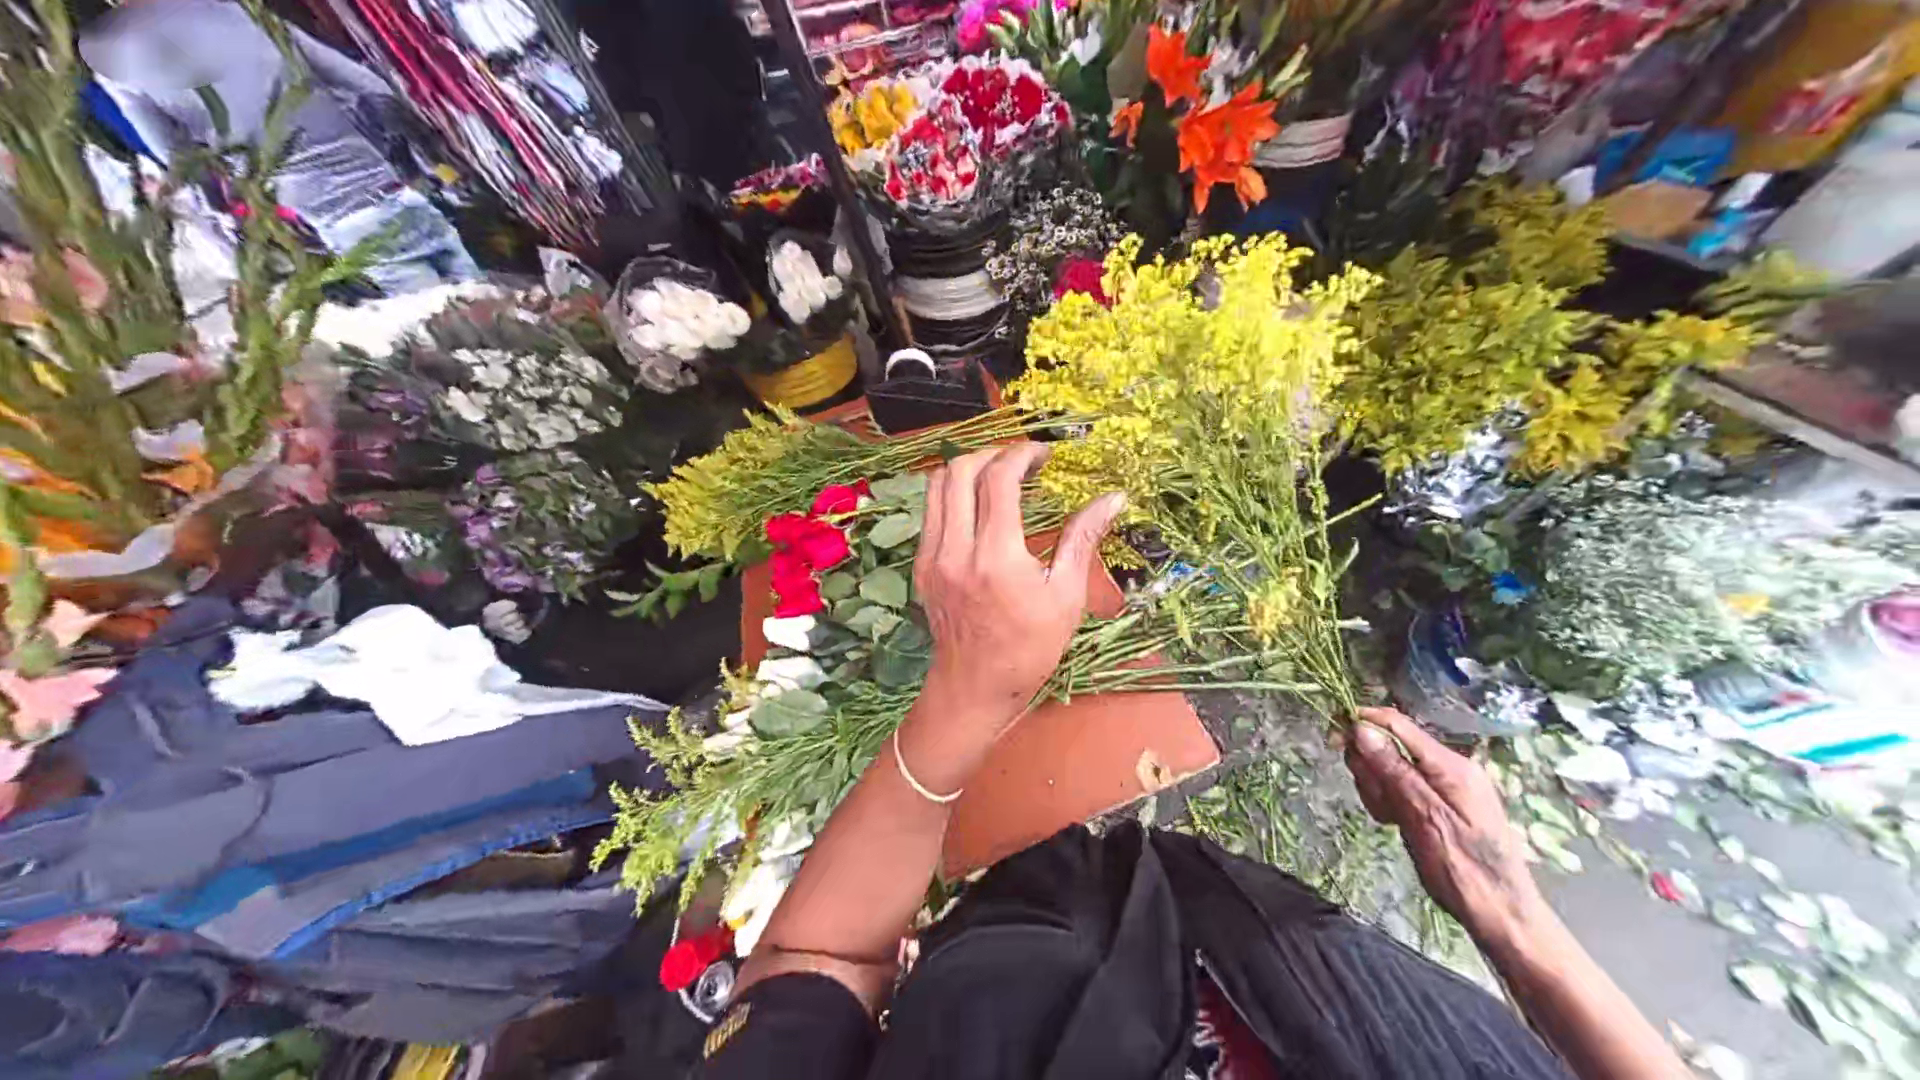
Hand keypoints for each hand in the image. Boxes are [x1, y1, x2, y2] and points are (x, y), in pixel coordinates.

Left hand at [912, 443, 1124, 729]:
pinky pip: (930, 511)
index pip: (998, 479)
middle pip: (960, 470)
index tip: (1043, 454)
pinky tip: (978, 507)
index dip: (1022, 454)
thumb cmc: (1029, 648)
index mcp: (996, 557)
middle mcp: (955, 550)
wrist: (975, 686)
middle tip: (1020, 463)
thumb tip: (1114, 498)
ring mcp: (931, 557)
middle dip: (992, 454)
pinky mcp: (920, 565)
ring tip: (998, 477)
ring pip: (936, 485)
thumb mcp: (1066, 596)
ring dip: (967, 469)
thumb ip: (1083, 538)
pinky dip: (952, 494)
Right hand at [1344, 706, 1549, 958]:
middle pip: (1389, 744)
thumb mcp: (1423, 817)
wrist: (1502, 916)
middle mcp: (1449, 767)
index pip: (1396, 723)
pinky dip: (1388, 799)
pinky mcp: (1438, 800)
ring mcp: (1444, 784)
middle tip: (1377, 801)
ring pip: (1389, 766)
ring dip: (1377, 787)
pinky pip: (1399, 785)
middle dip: (1370, 766)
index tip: (1331, 737)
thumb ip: (1394, 770)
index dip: (1361, 722)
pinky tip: (1395, 821)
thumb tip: (1361, 728)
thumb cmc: (1464, 869)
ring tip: (1389, 817)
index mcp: (1450, 765)